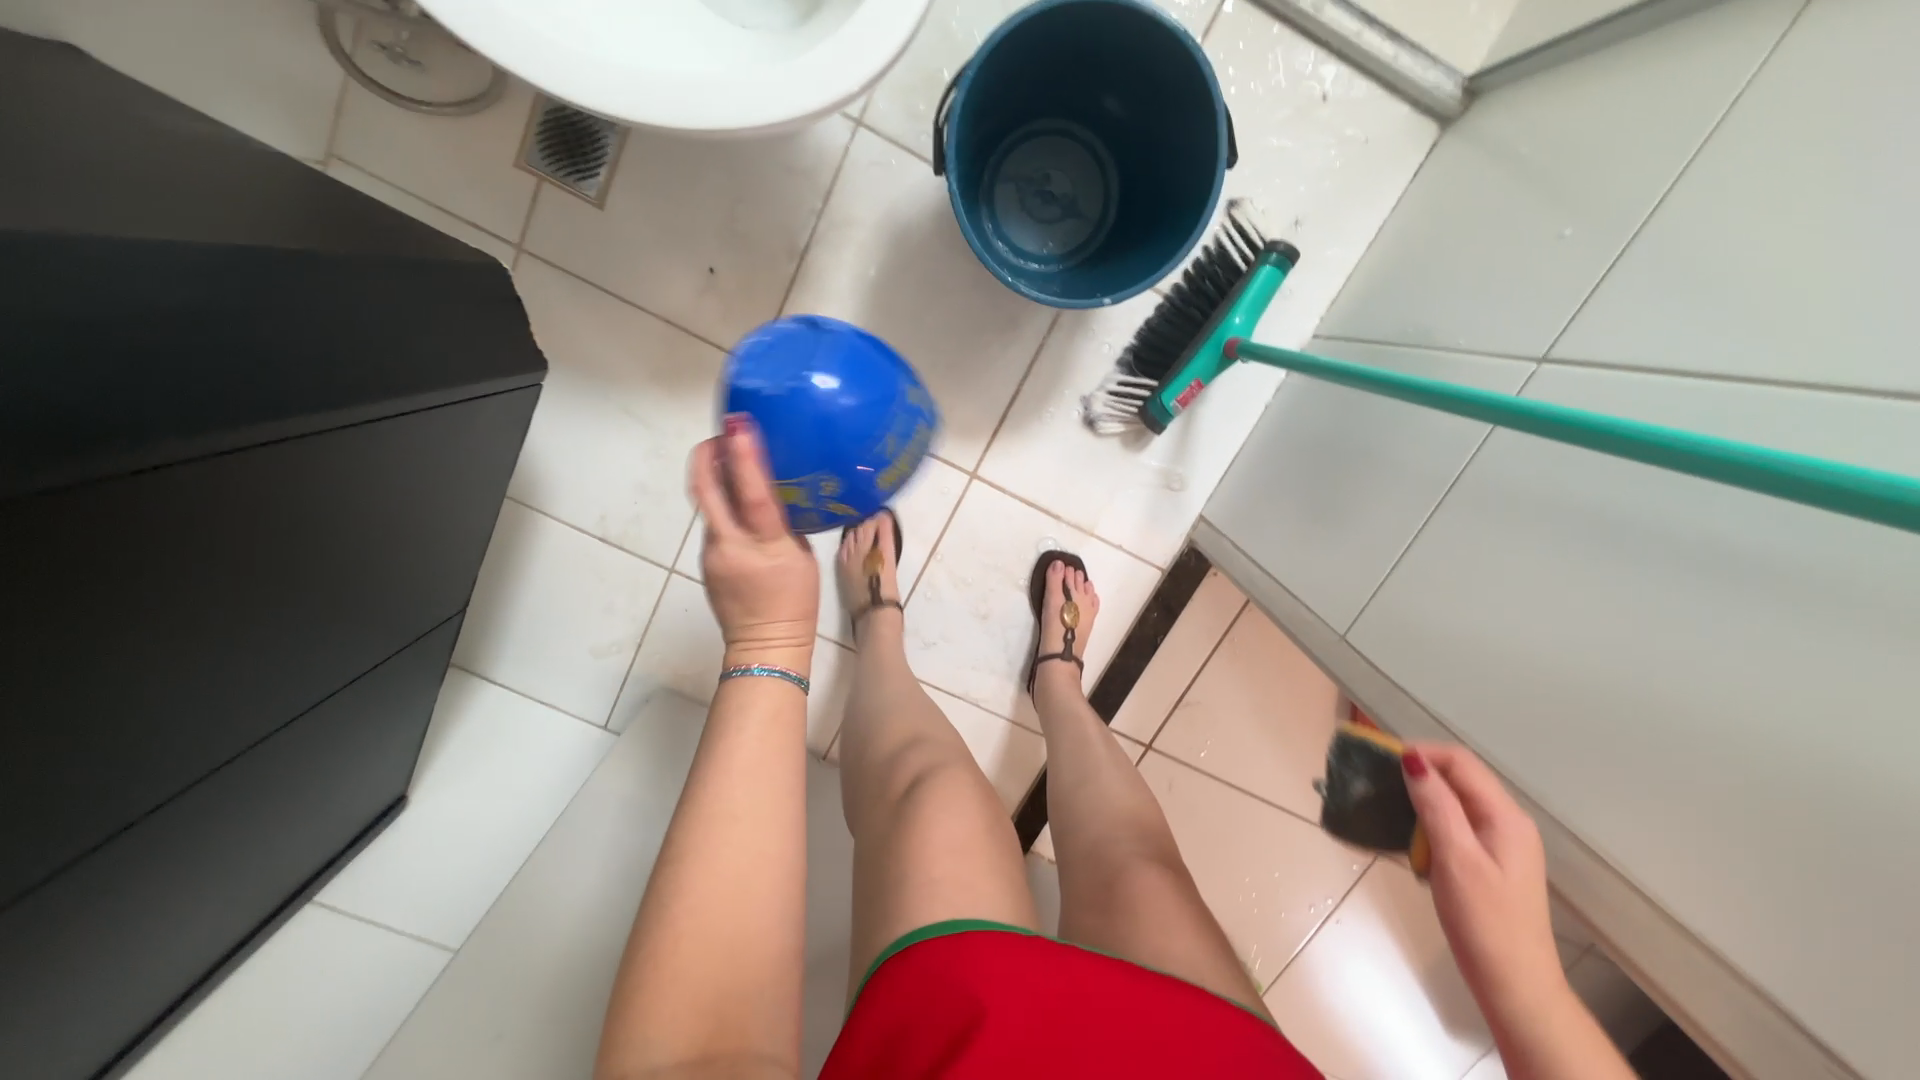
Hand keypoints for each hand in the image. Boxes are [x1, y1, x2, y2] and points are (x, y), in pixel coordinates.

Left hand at [688, 415, 818, 672]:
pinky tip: (737, 500)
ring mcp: (711, 553)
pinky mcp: (707, 561)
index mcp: (762, 545)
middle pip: (705, 489)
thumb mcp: (801, 557)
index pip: (750, 492)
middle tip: (721, 433)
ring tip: (734, 457)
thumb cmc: (795, 603)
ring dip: (715, 476)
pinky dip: (722, 503)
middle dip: (706, 455)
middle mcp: (728, 545)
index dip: (743, 456)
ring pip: (708, 504)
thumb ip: (783, 523)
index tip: (737, 424)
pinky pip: (714, 522)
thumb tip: (773, 491)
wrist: (765, 646)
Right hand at [1403, 744, 1566, 1018]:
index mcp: (1505, 817)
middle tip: (1376, 781)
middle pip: (1460, 777)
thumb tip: (1412, 760)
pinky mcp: (1489, 861)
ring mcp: (1501, 843)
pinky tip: (1408, 834)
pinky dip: (1429, 819)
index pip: (1461, 762)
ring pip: (1456, 800)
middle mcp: (1507, 822)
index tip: (1379, 760)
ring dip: (1421, 795)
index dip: (1421, 752)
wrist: (1513, 982)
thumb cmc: (1483, 920)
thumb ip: (1436, 806)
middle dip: (1418, 771)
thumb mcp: (1455, 859)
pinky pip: (1457, 823)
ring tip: (1385, 804)